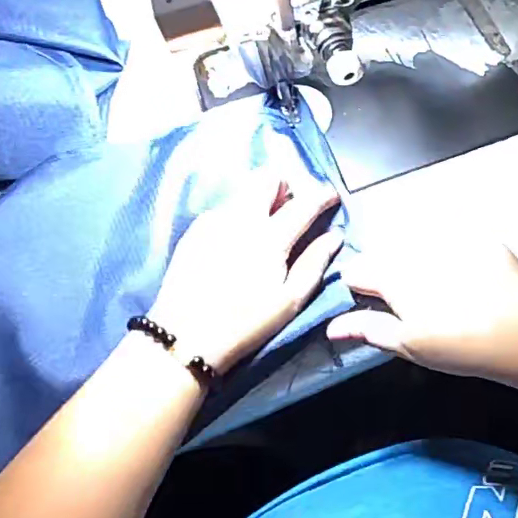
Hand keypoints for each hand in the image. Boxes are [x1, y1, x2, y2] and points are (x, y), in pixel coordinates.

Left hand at [148, 176, 342, 375]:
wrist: (184, 339)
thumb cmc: (245, 324)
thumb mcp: (290, 301)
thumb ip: (314, 263)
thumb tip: (333, 236)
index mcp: (270, 236)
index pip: (304, 202)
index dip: (322, 195)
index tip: (332, 197)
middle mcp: (240, 219)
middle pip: (266, 179)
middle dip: (284, 187)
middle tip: (291, 209)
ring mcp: (213, 221)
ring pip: (243, 192)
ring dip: (260, 199)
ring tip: (265, 228)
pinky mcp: (193, 231)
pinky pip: (224, 209)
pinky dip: (238, 215)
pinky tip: (238, 242)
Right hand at [324, 234, 517, 384]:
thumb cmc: (461, 344)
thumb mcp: (410, 344)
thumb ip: (368, 329)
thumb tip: (332, 326)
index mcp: (392, 275)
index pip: (356, 271)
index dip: (358, 287)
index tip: (367, 300)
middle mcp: (415, 249)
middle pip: (387, 255)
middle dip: (391, 273)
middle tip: (413, 302)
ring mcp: (449, 239)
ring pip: (418, 246)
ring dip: (420, 261)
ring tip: (444, 290)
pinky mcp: (478, 237)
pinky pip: (452, 240)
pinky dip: (452, 255)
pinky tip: (468, 277)